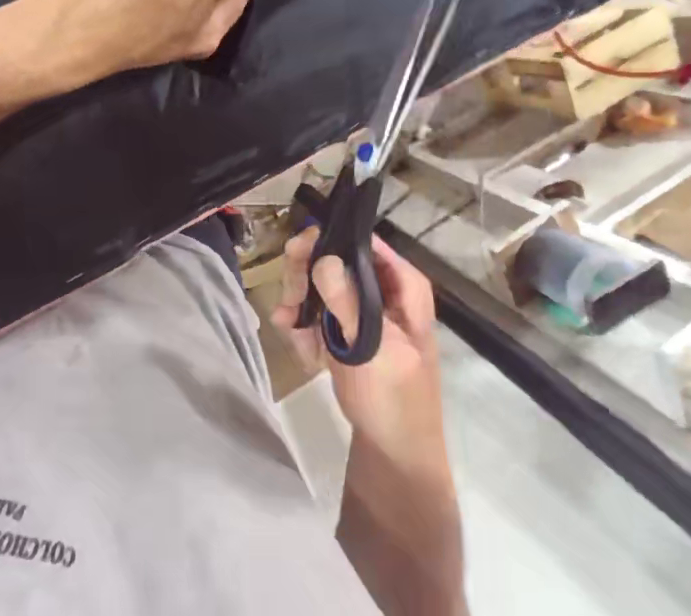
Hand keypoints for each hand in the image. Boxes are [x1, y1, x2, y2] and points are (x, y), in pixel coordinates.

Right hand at [271, 227, 446, 464]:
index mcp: (400, 286)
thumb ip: (349, 304)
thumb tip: (324, 259)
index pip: (364, 245)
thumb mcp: (374, 350)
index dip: (330, 242)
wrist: (391, 449)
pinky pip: (310, 313)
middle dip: (305, 280)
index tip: (298, 250)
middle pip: (332, 260)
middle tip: (290, 301)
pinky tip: (305, 354)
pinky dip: (301, 331)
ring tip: (295, 334)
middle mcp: (378, 290)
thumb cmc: (395, 398)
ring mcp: (356, 309)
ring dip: (298, 309)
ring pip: (314, 284)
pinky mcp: (339, 329)